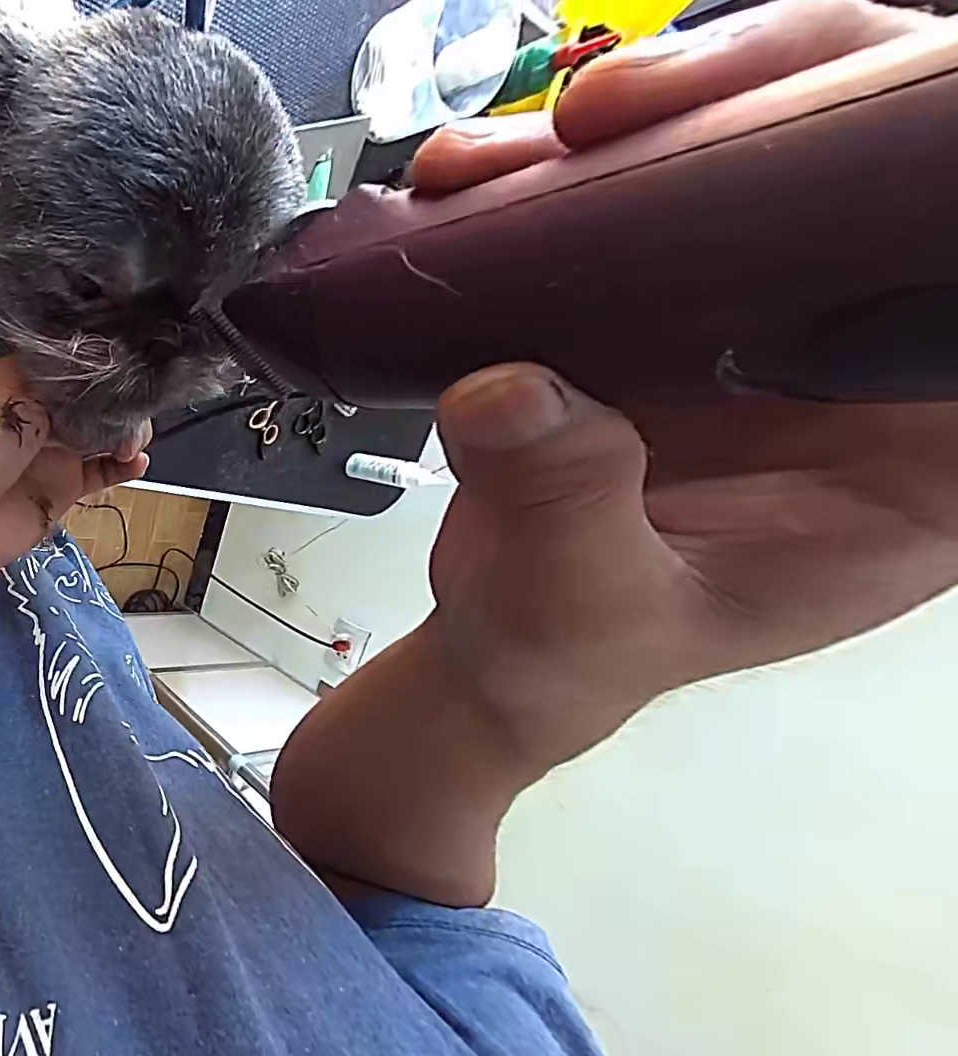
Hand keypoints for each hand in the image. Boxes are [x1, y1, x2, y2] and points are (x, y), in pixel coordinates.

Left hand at [0, 357, 149, 623]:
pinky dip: (126, 464)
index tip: (130, 365)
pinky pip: (105, 472)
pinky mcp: (64, 488)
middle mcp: (40, 411)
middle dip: (120, 399)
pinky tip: (135, 461)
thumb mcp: (2, 394)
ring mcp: (54, 451)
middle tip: (130, 411)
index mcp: (19, 381)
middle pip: (96, 397)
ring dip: (128, 431)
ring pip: (107, 432)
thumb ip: (54, 382)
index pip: (73, 363)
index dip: (103, 363)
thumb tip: (99, 379)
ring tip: (130, 440)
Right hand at [415, 0, 957, 770]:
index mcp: (929, 435)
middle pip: (854, 170)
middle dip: (754, 95)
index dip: (954, 142)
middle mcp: (838, 358)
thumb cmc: (568, 646)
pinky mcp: (610, 334)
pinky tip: (464, 191)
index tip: (863, 91)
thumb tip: (498, 386)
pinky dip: (527, 199)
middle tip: (614, 107)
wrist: (498, 645)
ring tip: (499, 152)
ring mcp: (714, 337)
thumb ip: (562, 503)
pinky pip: (588, 236)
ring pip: (710, 180)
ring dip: (609, 140)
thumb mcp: (579, 597)